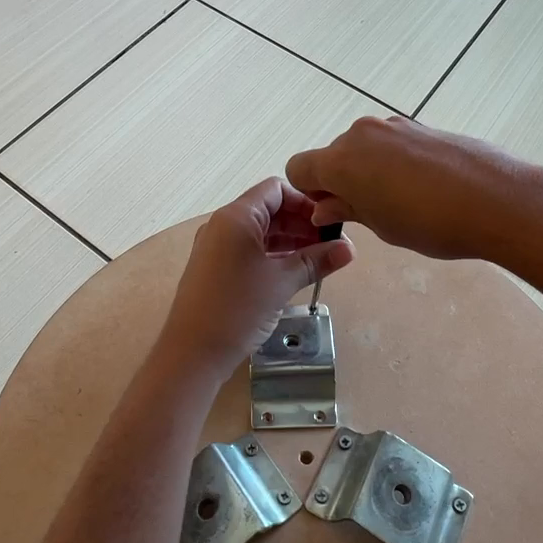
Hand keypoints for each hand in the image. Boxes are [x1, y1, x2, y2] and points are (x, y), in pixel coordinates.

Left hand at [160, 178, 354, 374]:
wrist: (191, 353)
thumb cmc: (237, 308)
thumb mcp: (282, 282)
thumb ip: (316, 261)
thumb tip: (350, 249)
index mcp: (236, 216)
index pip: (275, 189)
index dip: (305, 202)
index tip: (328, 222)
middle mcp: (223, 224)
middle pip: (268, 209)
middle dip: (300, 223)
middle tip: (330, 243)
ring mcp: (215, 246)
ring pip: (259, 231)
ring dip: (288, 241)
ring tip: (318, 259)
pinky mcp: (213, 268)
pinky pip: (248, 249)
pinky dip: (272, 255)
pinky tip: (293, 271)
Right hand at [285, 116, 542, 265]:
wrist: (498, 199)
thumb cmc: (431, 223)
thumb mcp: (382, 226)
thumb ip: (347, 209)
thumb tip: (323, 206)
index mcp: (341, 160)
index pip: (298, 168)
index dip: (309, 193)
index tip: (333, 213)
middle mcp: (360, 133)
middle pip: (332, 156)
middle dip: (340, 182)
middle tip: (370, 214)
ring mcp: (393, 125)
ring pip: (364, 148)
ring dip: (369, 171)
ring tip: (404, 202)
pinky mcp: (420, 125)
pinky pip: (391, 144)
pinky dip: (395, 163)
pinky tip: (425, 187)